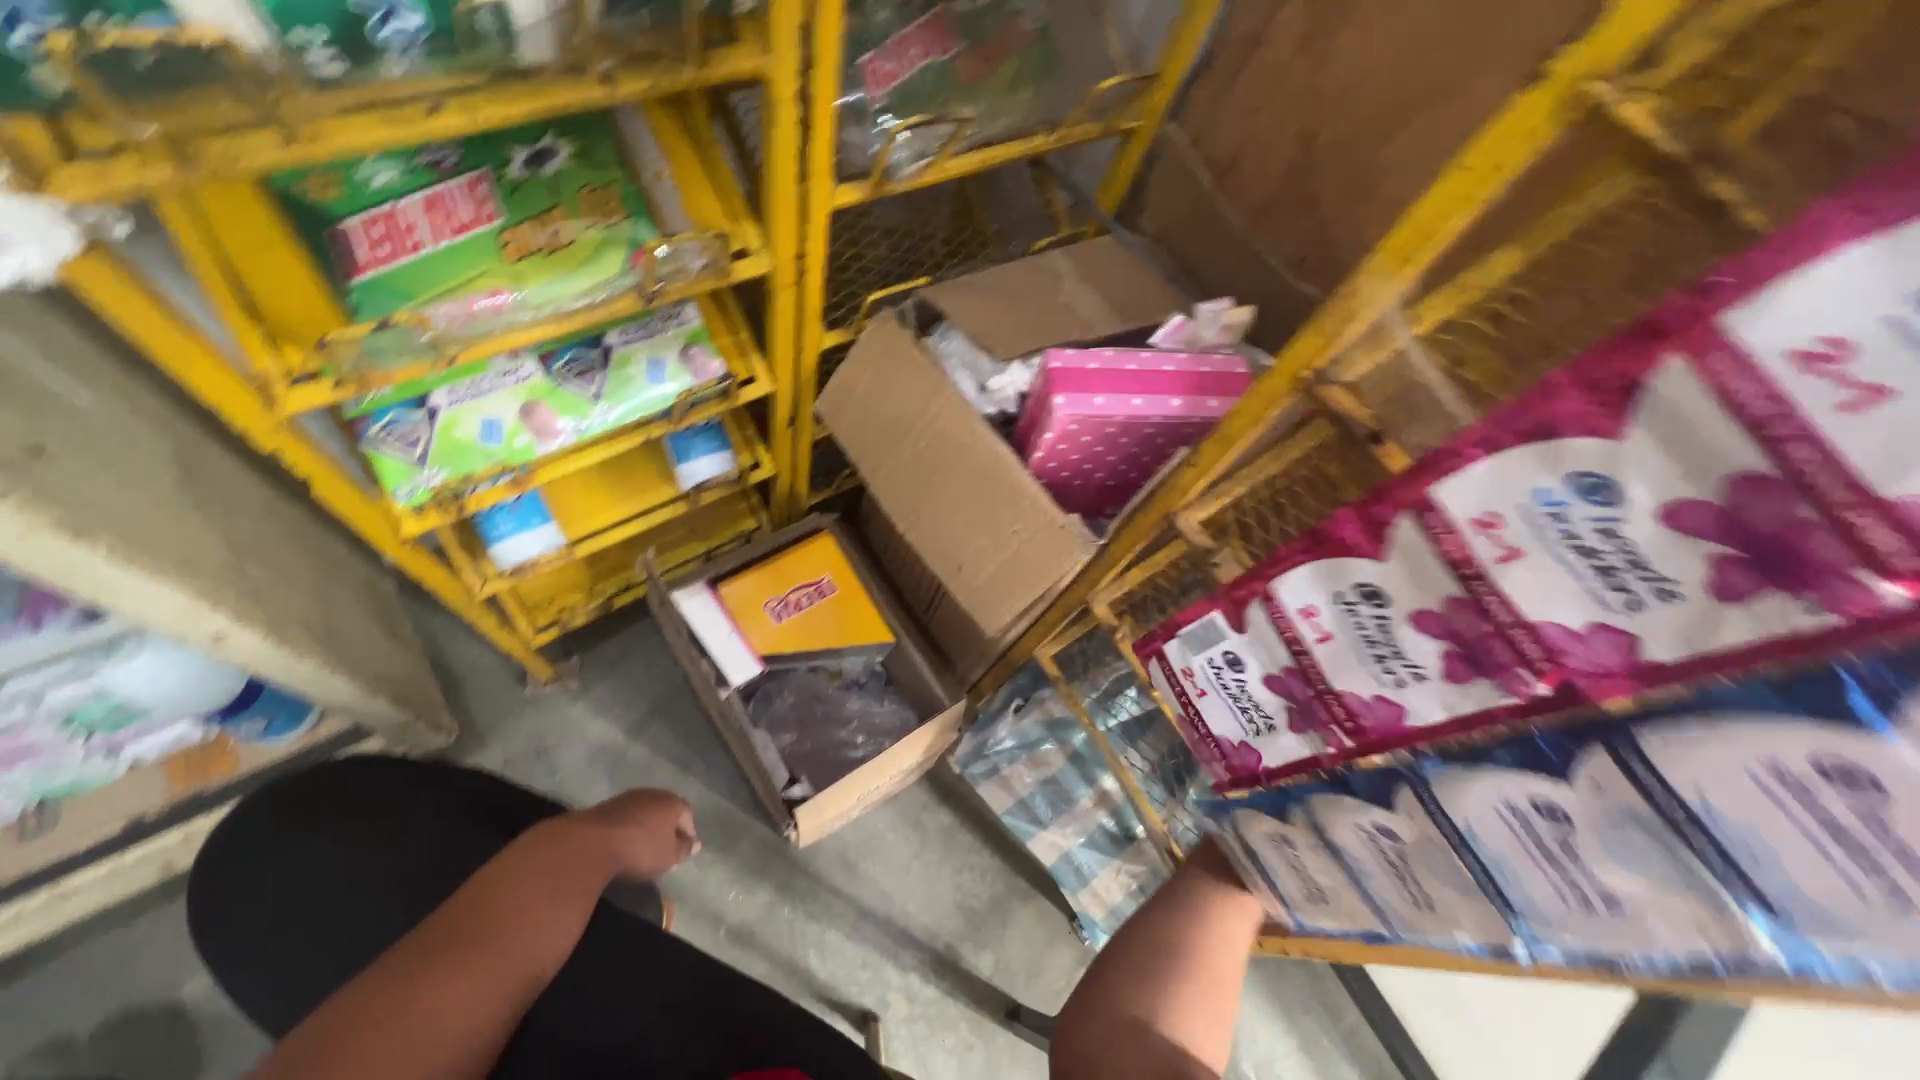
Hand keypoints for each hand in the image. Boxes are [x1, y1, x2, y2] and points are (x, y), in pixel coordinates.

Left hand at [570, 789, 699, 881]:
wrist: (589, 843)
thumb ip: (684, 849)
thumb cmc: (639, 850)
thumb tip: (694, 843)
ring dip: (645, 827)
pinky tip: (622, 844)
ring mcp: (626, 798)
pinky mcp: (604, 806)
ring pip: (643, 812)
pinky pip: (624, 818)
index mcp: (672, 802)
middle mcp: (652, 793)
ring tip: (641, 847)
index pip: (687, 815)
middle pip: (665, 810)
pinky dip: (627, 829)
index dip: (687, 834)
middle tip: (664, 848)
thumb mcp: (669, 857)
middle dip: (666, 828)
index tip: (683, 851)